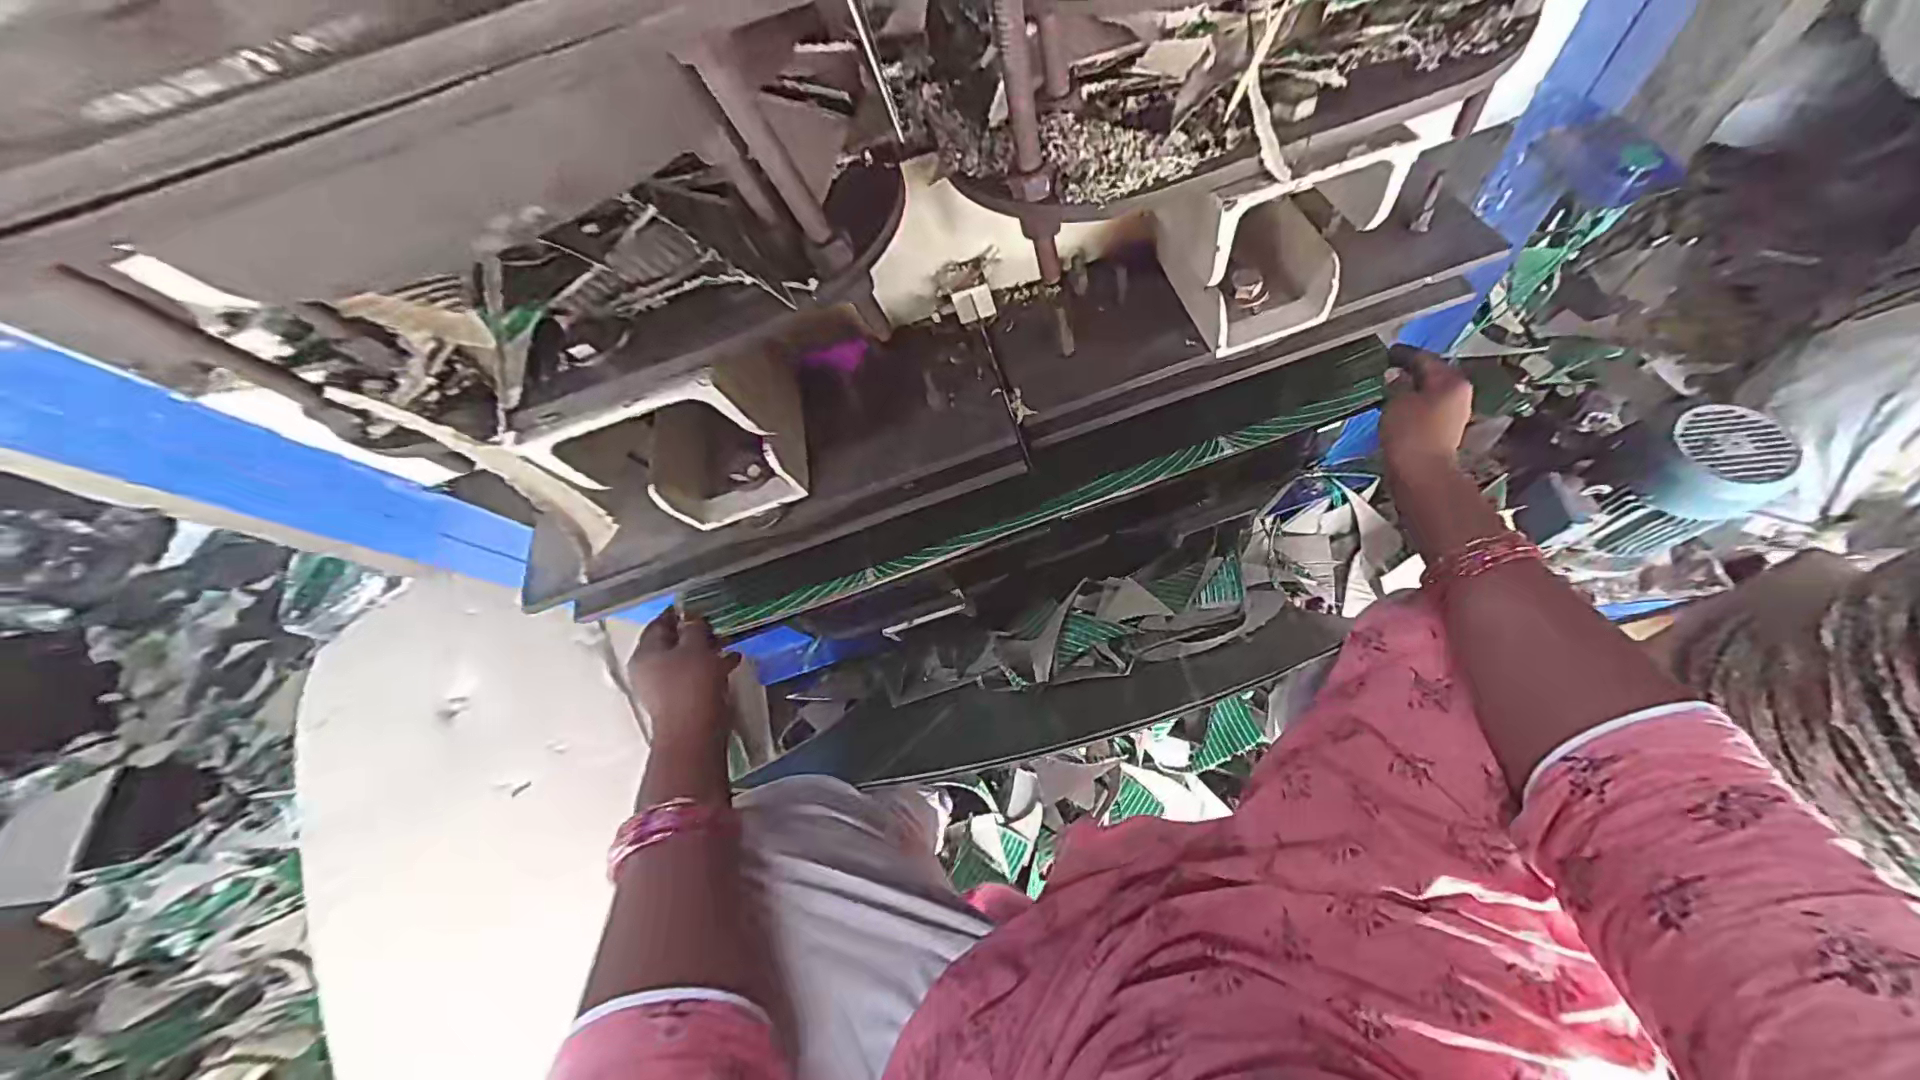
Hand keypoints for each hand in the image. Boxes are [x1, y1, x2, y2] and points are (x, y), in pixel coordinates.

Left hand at [627, 608, 740, 737]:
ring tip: (728, 642)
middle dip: (695, 633)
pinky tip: (731, 661)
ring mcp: (664, 686)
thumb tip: (692, 618)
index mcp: (646, 653)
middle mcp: (649, 669)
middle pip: (672, 642)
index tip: (697, 605)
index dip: (678, 613)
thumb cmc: (691, 684)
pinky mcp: (681, 699)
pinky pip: (695, 675)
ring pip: (686, 660)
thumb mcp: (696, 647)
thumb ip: (694, 628)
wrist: (695, 731)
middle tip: (716, 624)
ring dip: (706, 649)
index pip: (658, 624)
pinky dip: (711, 667)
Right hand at [1378, 345, 1471, 470]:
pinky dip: (1411, 403)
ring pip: (1429, 392)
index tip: (1388, 351)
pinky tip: (1396, 406)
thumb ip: (1397, 384)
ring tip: (1389, 387)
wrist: (1421, 472)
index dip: (1404, 354)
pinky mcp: (1443, 429)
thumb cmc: (1410, 433)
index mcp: (1450, 381)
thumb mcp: (1397, 402)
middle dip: (1411, 371)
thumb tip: (1395, 374)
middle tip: (1388, 367)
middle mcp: (1459, 393)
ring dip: (1411, 388)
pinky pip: (1426, 408)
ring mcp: (1453, 413)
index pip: (1425, 359)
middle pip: (1432, 375)